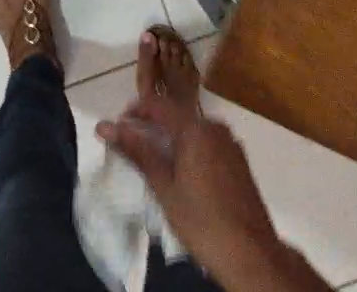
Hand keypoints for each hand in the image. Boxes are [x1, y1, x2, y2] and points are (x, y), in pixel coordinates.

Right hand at [96, 92, 279, 274]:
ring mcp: (231, 143)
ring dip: (172, 139)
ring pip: (193, 130)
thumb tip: (105, 126)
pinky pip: (208, 143)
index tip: (118, 128)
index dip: (135, 111)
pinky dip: (191, 149)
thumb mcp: (163, 186)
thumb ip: (137, 151)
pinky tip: (183, 173)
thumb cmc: (201, 220)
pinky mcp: (239, 160)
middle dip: (153, 127)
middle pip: (177, 115)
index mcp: (195, 129)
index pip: (158, 104)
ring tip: (155, 163)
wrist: (250, 252)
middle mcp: (215, 128)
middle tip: (133, 148)